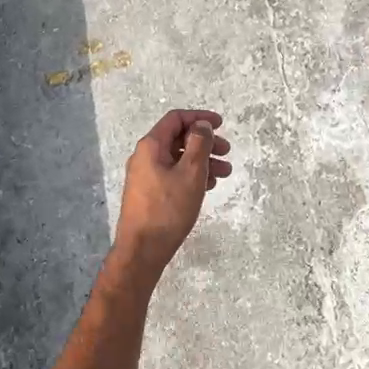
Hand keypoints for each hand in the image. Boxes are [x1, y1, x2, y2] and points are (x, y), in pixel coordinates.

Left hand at [113, 109, 232, 275]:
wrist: (142, 251)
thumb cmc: (168, 208)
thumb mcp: (191, 172)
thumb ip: (199, 143)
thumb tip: (201, 125)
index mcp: (151, 146)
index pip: (176, 119)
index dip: (199, 118)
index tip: (221, 125)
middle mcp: (144, 157)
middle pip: (178, 139)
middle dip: (205, 142)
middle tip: (226, 152)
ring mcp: (144, 176)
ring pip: (177, 159)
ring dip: (202, 161)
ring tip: (224, 173)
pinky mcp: (148, 194)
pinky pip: (172, 174)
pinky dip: (191, 175)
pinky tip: (207, 186)